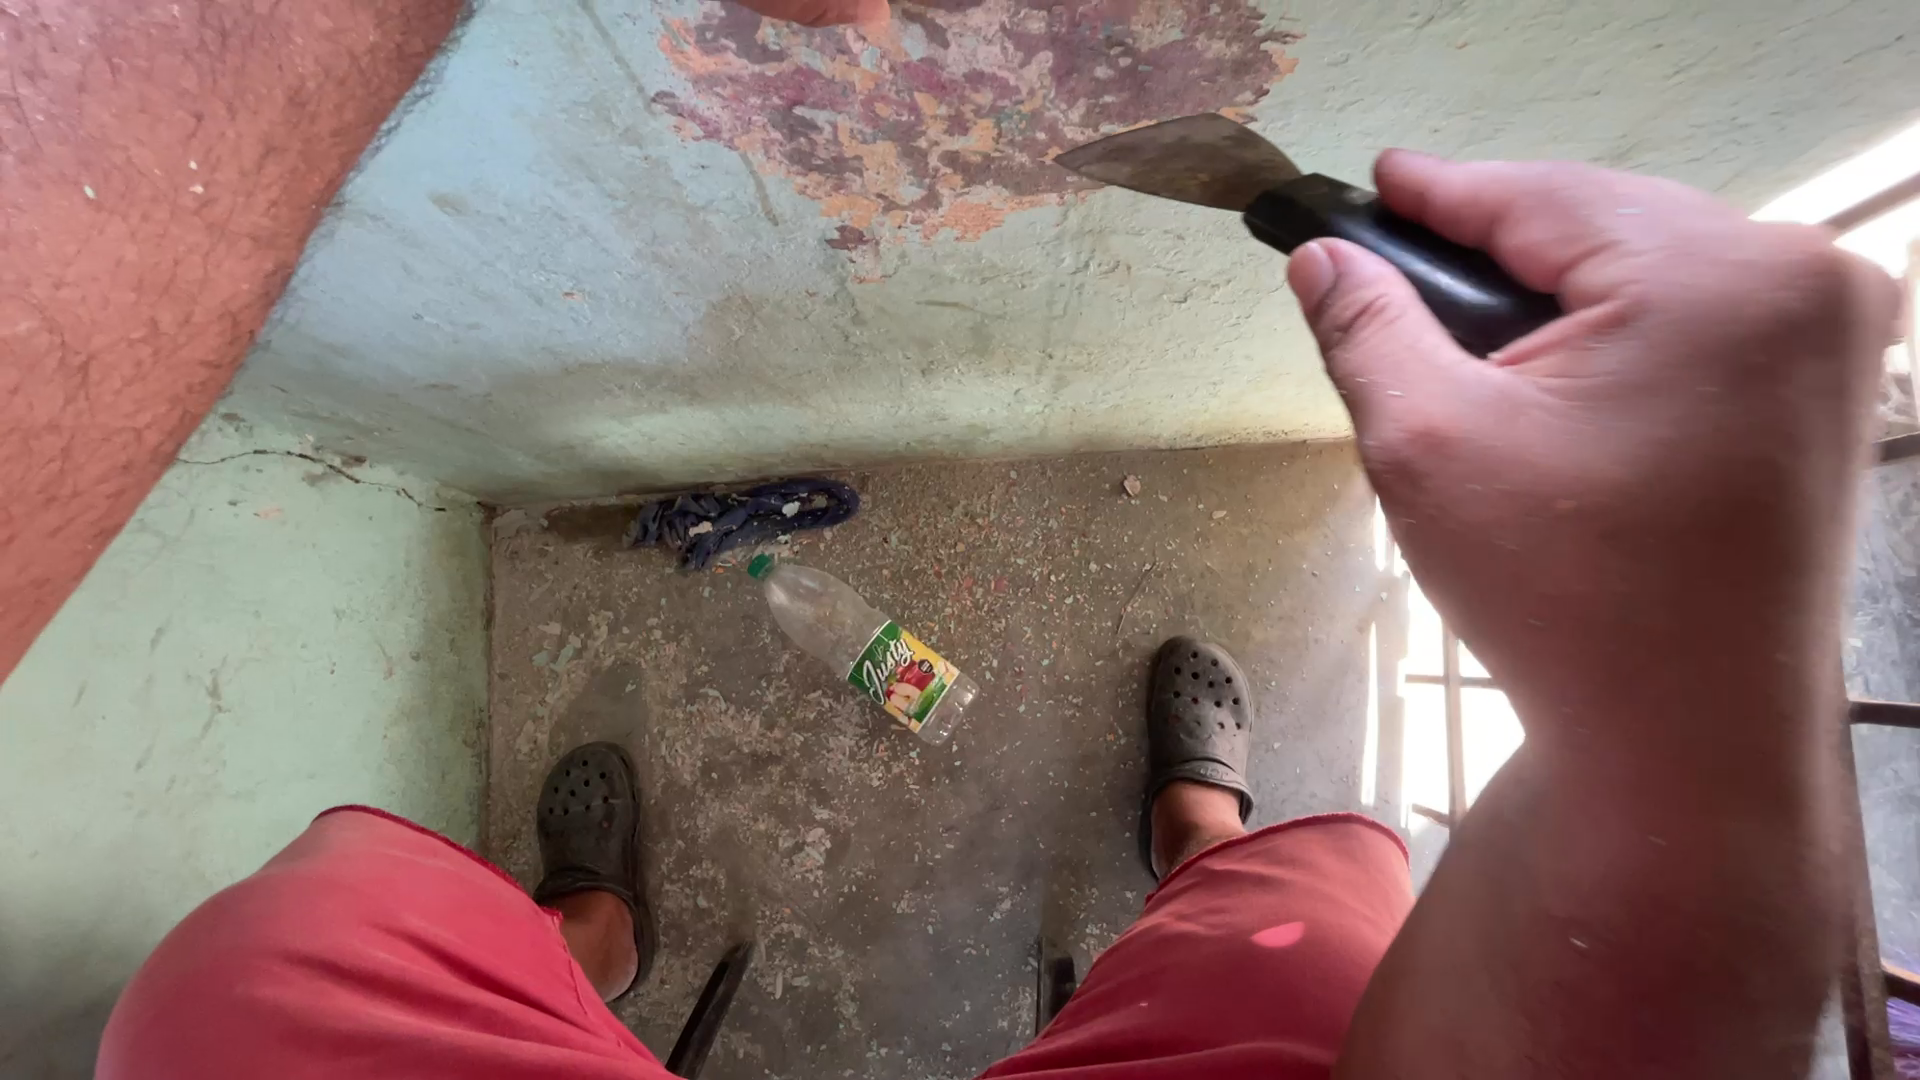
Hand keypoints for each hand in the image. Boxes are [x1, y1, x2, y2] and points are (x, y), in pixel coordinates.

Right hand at [1288, 153, 1898, 743]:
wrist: (1678, 724)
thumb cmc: (1548, 580)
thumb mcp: (1424, 440)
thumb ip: (1367, 330)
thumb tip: (1320, 259)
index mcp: (1711, 276)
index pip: (1540, 195)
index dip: (1438, 186)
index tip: (1374, 177)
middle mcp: (1798, 280)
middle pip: (1595, 228)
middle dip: (1483, 247)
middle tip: (1389, 266)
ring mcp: (1822, 338)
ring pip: (1634, 274)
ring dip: (1532, 294)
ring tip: (1446, 330)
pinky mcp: (1809, 393)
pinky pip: (1672, 322)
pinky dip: (1586, 332)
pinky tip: (1528, 372)